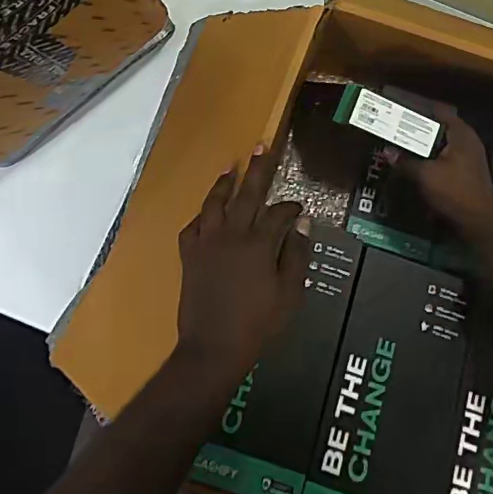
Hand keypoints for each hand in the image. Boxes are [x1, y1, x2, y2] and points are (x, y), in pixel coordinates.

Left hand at [175, 151, 308, 384]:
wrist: (213, 347)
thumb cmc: (257, 324)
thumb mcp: (288, 294)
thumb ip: (296, 255)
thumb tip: (304, 224)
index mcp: (258, 243)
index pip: (278, 213)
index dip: (290, 207)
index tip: (298, 208)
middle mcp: (231, 234)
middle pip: (247, 194)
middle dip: (257, 168)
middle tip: (261, 146)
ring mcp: (206, 242)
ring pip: (214, 203)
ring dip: (224, 183)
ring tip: (230, 168)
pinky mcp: (189, 255)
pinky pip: (192, 227)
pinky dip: (201, 216)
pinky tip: (206, 212)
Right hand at [399, 102, 492, 275]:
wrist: (479, 225)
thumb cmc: (453, 192)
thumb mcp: (423, 175)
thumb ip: (404, 161)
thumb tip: (387, 151)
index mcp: (461, 134)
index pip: (439, 111)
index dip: (419, 109)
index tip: (400, 110)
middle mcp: (468, 142)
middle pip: (439, 128)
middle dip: (418, 129)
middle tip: (395, 129)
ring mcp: (470, 159)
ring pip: (441, 146)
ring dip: (423, 147)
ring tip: (400, 146)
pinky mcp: (467, 175)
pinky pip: (444, 160)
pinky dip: (430, 161)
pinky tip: (414, 166)